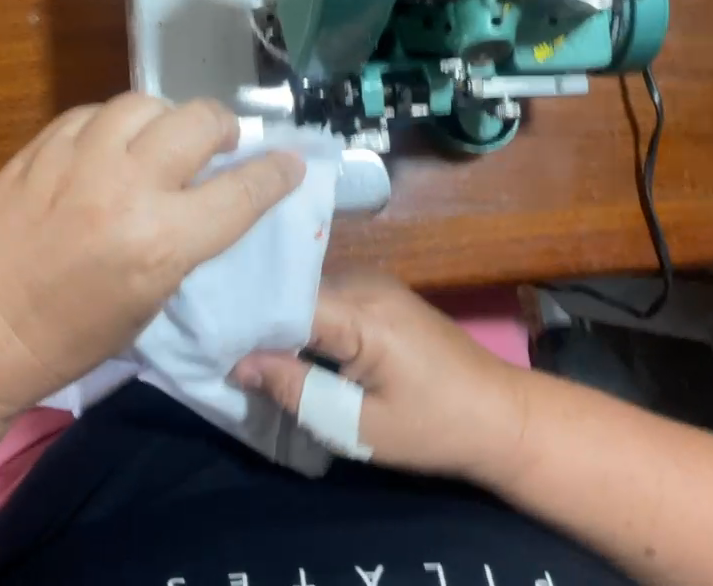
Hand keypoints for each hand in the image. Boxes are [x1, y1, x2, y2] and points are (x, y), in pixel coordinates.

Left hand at [0, 93, 305, 418]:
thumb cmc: (69, 339)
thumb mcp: (150, 302)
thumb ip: (186, 241)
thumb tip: (212, 198)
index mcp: (160, 243)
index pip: (240, 192)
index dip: (275, 174)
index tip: (289, 162)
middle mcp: (125, 188)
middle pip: (198, 121)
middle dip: (222, 128)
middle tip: (220, 144)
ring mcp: (77, 159)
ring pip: (144, 103)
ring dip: (165, 118)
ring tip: (163, 139)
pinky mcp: (40, 147)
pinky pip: (94, 113)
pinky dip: (114, 124)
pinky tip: (111, 145)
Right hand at [232, 272, 527, 481]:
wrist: (503, 416)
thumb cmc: (434, 428)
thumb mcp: (360, 426)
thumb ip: (298, 390)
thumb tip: (238, 365)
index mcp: (362, 314)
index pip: (286, 299)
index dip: (246, 316)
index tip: (209, 334)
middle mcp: (365, 283)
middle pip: (293, 288)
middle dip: (257, 314)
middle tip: (216, 337)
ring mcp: (375, 283)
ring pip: (307, 289)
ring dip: (278, 314)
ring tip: (241, 337)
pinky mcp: (380, 293)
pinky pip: (327, 295)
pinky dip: (302, 314)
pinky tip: (284, 337)